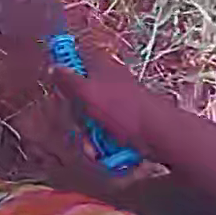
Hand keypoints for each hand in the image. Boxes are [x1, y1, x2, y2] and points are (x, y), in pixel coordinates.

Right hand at [49, 45, 178, 153]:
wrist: (161, 135)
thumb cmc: (123, 111)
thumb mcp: (88, 94)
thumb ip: (69, 80)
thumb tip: (54, 66)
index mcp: (100, 66)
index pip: (75, 62)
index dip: (65, 77)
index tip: (61, 94)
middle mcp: (109, 79)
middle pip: (81, 94)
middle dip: (79, 118)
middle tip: (81, 131)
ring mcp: (119, 99)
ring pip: (93, 114)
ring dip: (90, 134)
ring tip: (95, 149)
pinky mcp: (128, 118)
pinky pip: (107, 127)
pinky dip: (104, 140)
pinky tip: (106, 151)